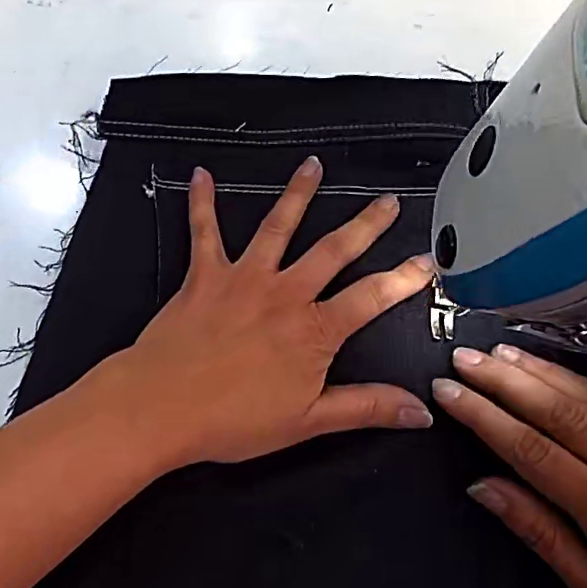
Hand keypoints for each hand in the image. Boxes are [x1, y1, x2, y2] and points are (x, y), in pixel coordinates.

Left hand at [80, 157, 435, 467]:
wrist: (159, 408)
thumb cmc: (231, 419)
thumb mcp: (308, 421)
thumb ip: (366, 408)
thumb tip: (418, 410)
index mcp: (314, 329)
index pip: (372, 297)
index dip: (404, 279)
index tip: (426, 262)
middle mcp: (285, 294)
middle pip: (335, 250)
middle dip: (366, 224)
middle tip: (387, 203)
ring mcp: (245, 278)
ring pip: (279, 226)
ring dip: (298, 193)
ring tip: (314, 166)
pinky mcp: (206, 275)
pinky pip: (205, 231)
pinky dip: (202, 203)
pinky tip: (203, 176)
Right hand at [434, 345, 586, 587]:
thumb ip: (541, 533)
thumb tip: (488, 489)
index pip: (537, 453)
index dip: (487, 418)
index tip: (453, 394)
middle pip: (565, 414)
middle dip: (508, 380)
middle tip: (469, 358)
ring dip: (546, 373)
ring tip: (505, 354)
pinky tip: (565, 375)